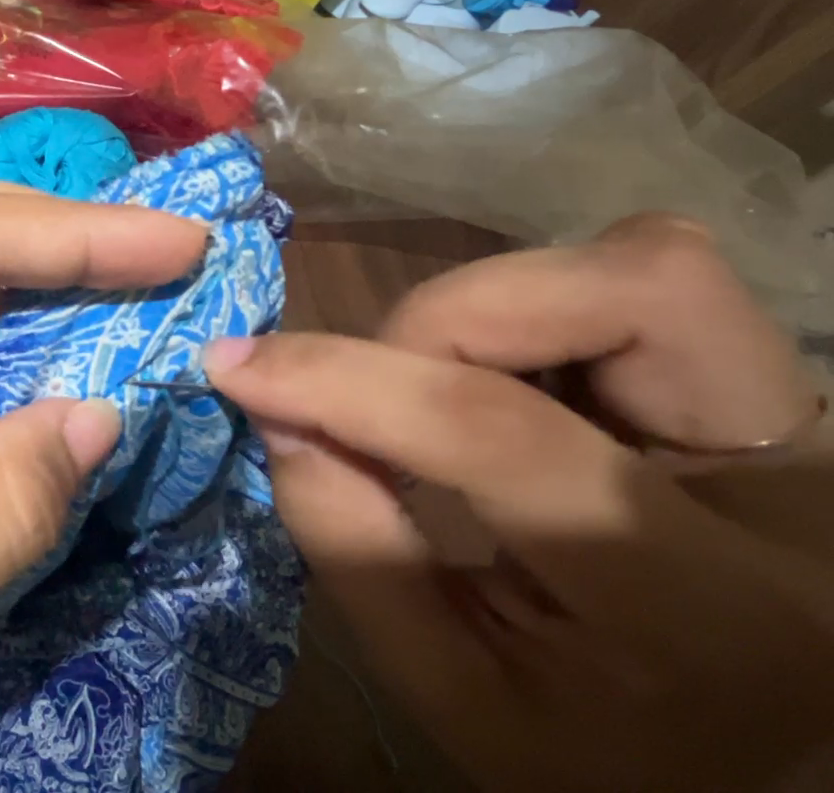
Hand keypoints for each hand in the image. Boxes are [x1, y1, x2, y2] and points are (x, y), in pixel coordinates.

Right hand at [206, 215, 833, 790]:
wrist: (774, 772)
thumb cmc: (602, 755)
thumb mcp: (456, 693)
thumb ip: (355, 551)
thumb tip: (274, 411)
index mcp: (702, 609)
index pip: (498, 432)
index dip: (345, 379)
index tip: (233, 364)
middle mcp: (795, 488)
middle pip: (635, 289)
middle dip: (448, 314)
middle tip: (379, 381)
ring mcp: (804, 427)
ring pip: (642, 267)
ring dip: (486, 305)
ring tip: (433, 382)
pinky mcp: (773, 395)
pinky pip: (642, 289)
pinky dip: (529, 308)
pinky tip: (498, 376)